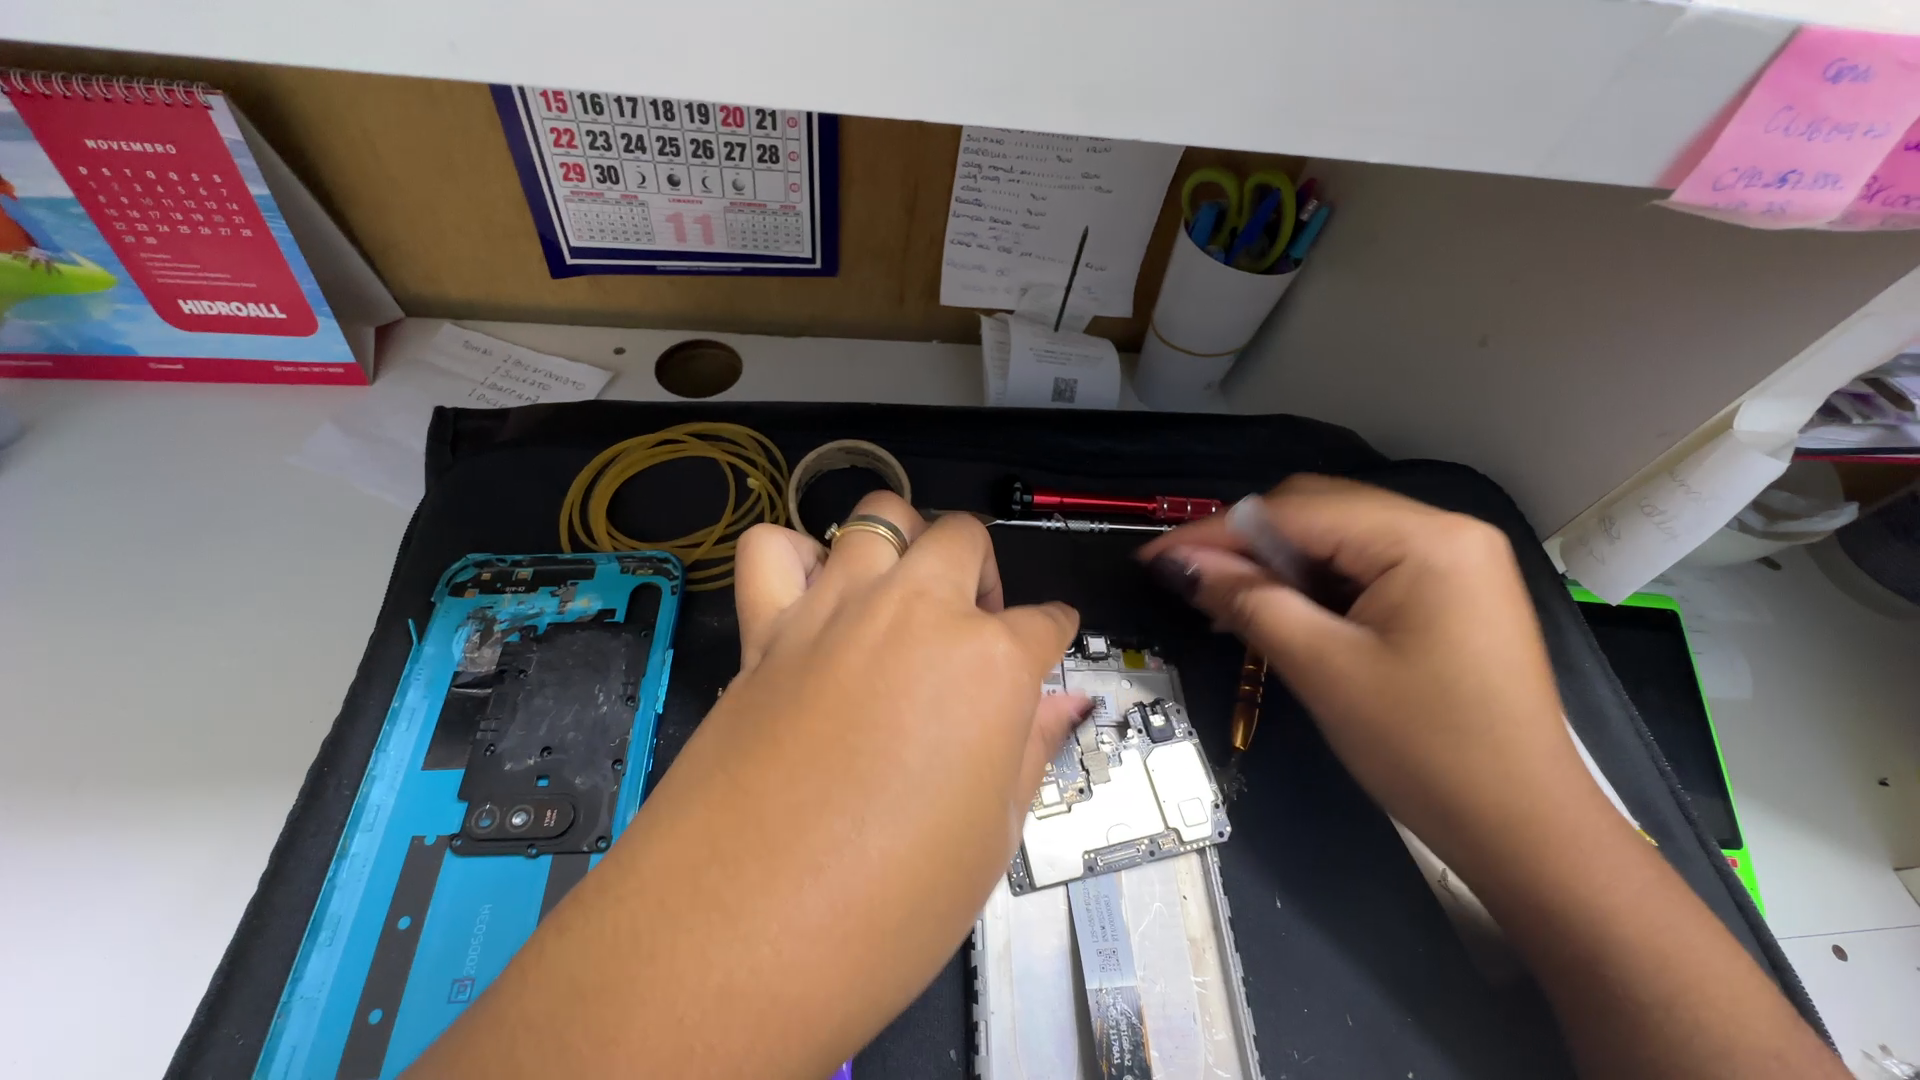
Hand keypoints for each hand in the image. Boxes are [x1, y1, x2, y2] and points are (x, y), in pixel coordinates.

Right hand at [1138, 476, 1606, 875]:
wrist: (1525, 830)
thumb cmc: (1426, 749)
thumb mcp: (1323, 669)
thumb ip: (1247, 601)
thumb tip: (1178, 563)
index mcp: (1426, 539)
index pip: (1296, 511)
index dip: (1216, 531)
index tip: (1156, 558)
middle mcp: (1447, 532)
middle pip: (1319, 513)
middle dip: (1247, 544)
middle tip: (1189, 581)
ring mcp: (1455, 562)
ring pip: (1338, 541)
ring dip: (1277, 567)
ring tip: (1224, 603)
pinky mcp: (1451, 594)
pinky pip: (1364, 570)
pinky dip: (1314, 587)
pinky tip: (1278, 613)